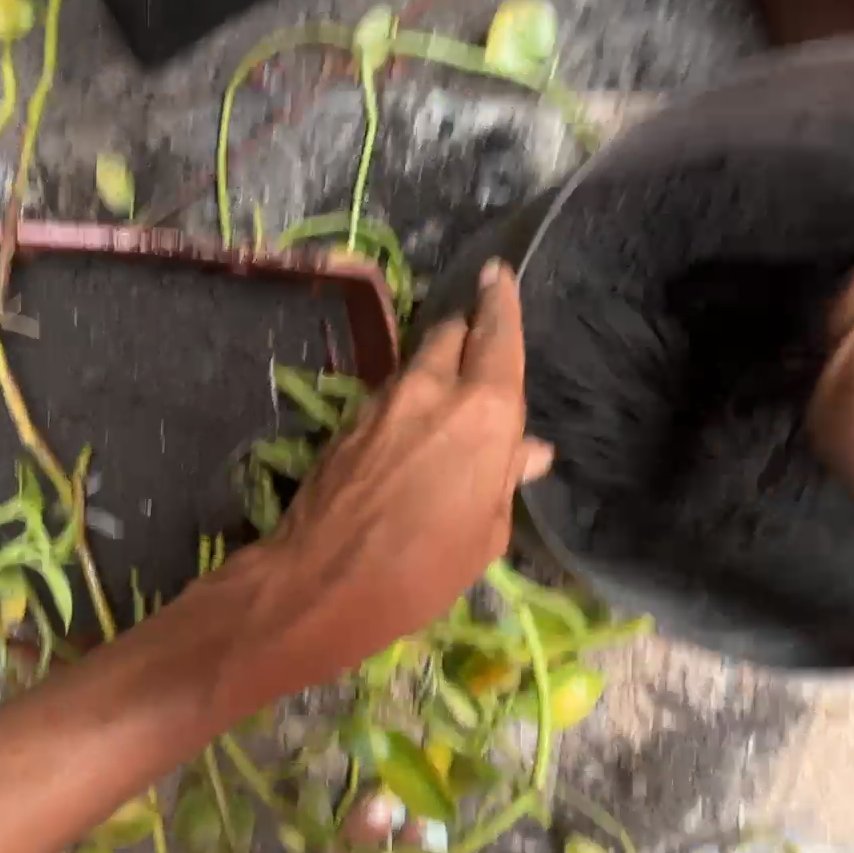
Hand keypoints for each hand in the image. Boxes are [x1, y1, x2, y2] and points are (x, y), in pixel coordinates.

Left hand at [263, 259, 551, 668]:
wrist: (324, 578)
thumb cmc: (424, 567)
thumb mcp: (485, 531)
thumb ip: (504, 478)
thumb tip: (529, 451)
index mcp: (483, 413)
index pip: (498, 338)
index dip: (502, 303)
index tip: (499, 275)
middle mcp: (429, 392)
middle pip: (447, 336)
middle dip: (462, 331)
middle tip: (473, 339)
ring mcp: (378, 405)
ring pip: (412, 367)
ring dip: (430, 370)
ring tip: (442, 394)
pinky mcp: (343, 424)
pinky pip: (384, 399)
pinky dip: (402, 402)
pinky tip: (404, 430)